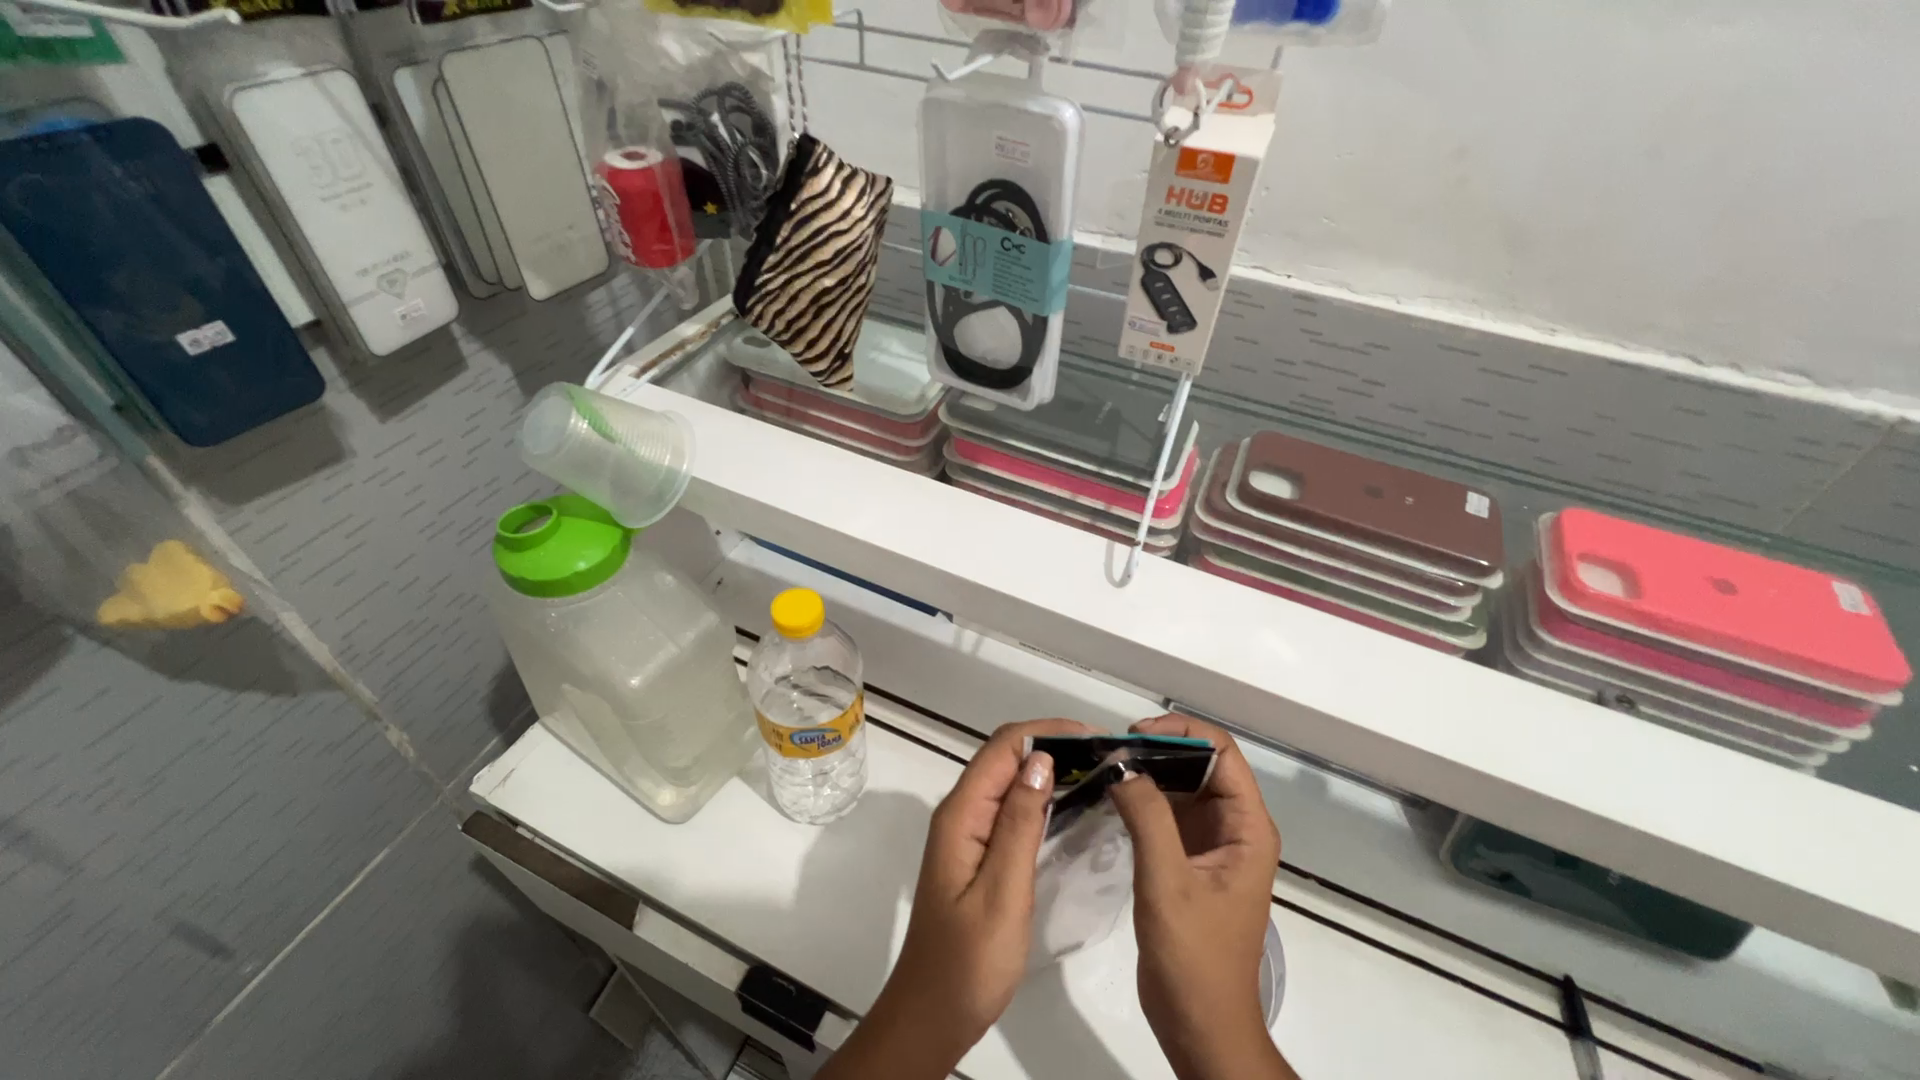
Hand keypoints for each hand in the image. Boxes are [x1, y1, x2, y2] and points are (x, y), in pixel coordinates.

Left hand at [822, 718, 1094, 1079]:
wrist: (934, 1013)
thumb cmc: (970, 960)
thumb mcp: (1003, 891)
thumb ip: (1020, 823)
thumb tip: (1040, 759)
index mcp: (961, 814)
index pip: (1003, 747)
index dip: (1047, 732)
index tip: (1096, 739)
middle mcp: (961, 814)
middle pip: (1004, 758)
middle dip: (1052, 745)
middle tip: (1107, 757)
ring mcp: (968, 834)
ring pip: (1008, 782)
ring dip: (1048, 769)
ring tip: (1098, 774)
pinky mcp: (978, 855)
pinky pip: (1010, 810)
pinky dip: (1040, 798)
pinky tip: (1070, 808)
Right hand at [1110, 714, 1294, 1079]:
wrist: (1200, 1023)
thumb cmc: (1194, 956)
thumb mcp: (1167, 882)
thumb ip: (1146, 817)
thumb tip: (1121, 763)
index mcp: (1248, 827)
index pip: (1222, 754)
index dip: (1181, 733)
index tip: (1133, 735)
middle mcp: (1235, 827)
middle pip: (1201, 766)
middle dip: (1158, 749)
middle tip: (1110, 750)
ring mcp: (1212, 845)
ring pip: (1181, 789)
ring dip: (1147, 773)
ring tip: (1105, 767)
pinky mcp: (1189, 862)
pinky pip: (1167, 815)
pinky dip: (1141, 800)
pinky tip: (1111, 797)